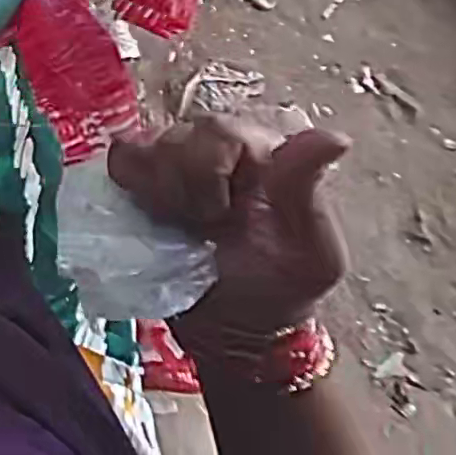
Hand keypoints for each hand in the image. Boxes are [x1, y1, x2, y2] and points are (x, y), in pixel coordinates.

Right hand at [109, 116, 349, 345]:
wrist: (236, 324)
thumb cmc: (279, 285)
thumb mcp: (311, 252)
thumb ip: (307, 190)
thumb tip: (335, 138)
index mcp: (257, 144)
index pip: (215, 131)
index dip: (206, 175)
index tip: (217, 218)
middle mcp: (215, 137)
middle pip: (175, 139)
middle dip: (183, 192)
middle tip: (202, 229)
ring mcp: (176, 150)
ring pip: (144, 149)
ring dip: (157, 196)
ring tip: (181, 226)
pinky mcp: (144, 170)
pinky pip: (121, 159)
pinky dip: (132, 189)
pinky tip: (155, 215)